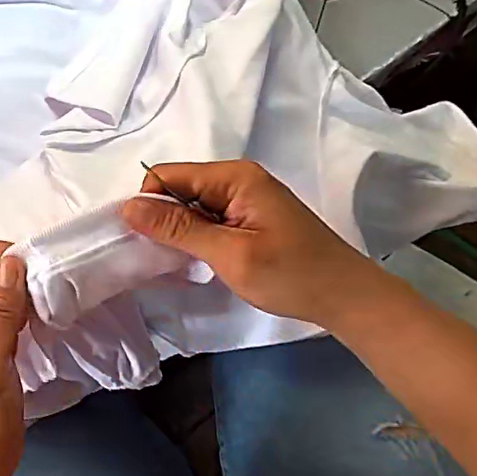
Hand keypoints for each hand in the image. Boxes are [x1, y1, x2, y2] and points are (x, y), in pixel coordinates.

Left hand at [0, 238, 32, 475]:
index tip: (36, 270)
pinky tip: (46, 320)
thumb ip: (0, 311)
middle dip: (16, 270)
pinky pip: (7, 316)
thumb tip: (14, 260)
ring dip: (23, 291)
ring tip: (52, 301)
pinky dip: (26, 311)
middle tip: (50, 286)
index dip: (0, 253)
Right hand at [121, 160, 395, 328]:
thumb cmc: (291, 275)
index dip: (151, 205)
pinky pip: (204, 217)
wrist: (348, 300)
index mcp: (233, 176)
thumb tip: (128, 208)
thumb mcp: (229, 253)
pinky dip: (196, 237)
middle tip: (173, 256)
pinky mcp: (245, 216)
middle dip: (164, 219)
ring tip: (192, 261)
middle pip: (176, 189)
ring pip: (187, 206)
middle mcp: (236, 178)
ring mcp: (242, 197)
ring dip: (180, 231)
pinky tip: (205, 259)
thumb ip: (177, 228)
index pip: (166, 176)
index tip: (154, 241)